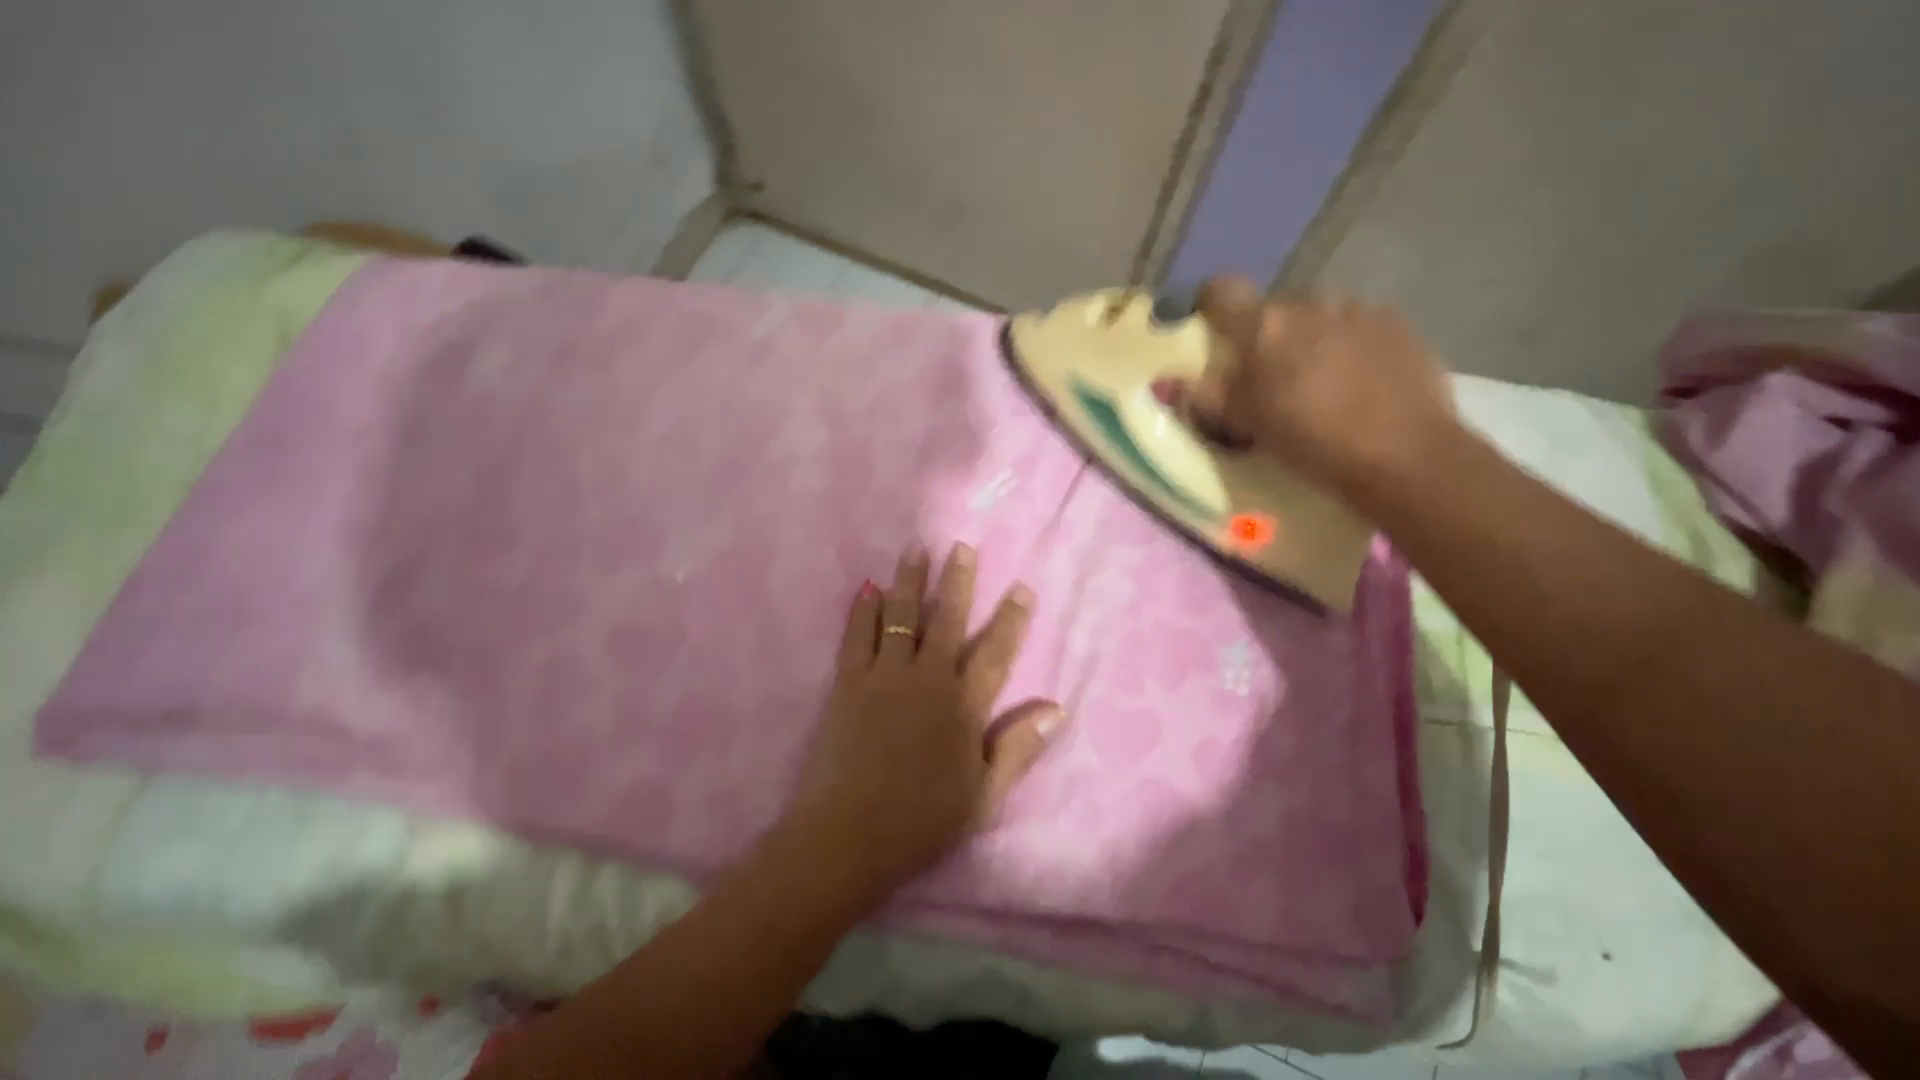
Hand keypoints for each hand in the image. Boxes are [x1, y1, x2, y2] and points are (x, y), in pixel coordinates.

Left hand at [782, 544, 1064, 900]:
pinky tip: (867, 589)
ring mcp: (883, 677)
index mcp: (963, 707)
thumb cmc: (922, 821)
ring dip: (910, 582)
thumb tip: (1056, 709)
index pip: (995, 654)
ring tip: (916, 550)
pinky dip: (863, 610)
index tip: (1022, 588)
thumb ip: (1017, 749)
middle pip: (946, 621)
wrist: (848, 835)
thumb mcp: (983, 795)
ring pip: (901, 617)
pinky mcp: (847, 684)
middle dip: (958, 582)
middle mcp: (926, 680)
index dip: (1011, 620)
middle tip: (962, 547)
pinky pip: (857, 636)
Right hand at [1180, 276, 1459, 502]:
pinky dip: (1354, 349)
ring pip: (1320, 319)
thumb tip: (1167, 383)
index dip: (1209, 307)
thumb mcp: (1247, 425)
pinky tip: (1363, 386)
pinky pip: (1361, 328)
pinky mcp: (1399, 324)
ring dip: (1314, 342)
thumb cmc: (1312, 440)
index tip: (1211, 334)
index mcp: (1264, 324)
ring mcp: (1359, 309)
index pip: (1220, 291)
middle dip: (1270, 338)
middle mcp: (1309, 302)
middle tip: (1273, 382)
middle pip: (1274, 310)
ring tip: (1324, 386)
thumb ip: (1207, 398)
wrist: (1405, 455)